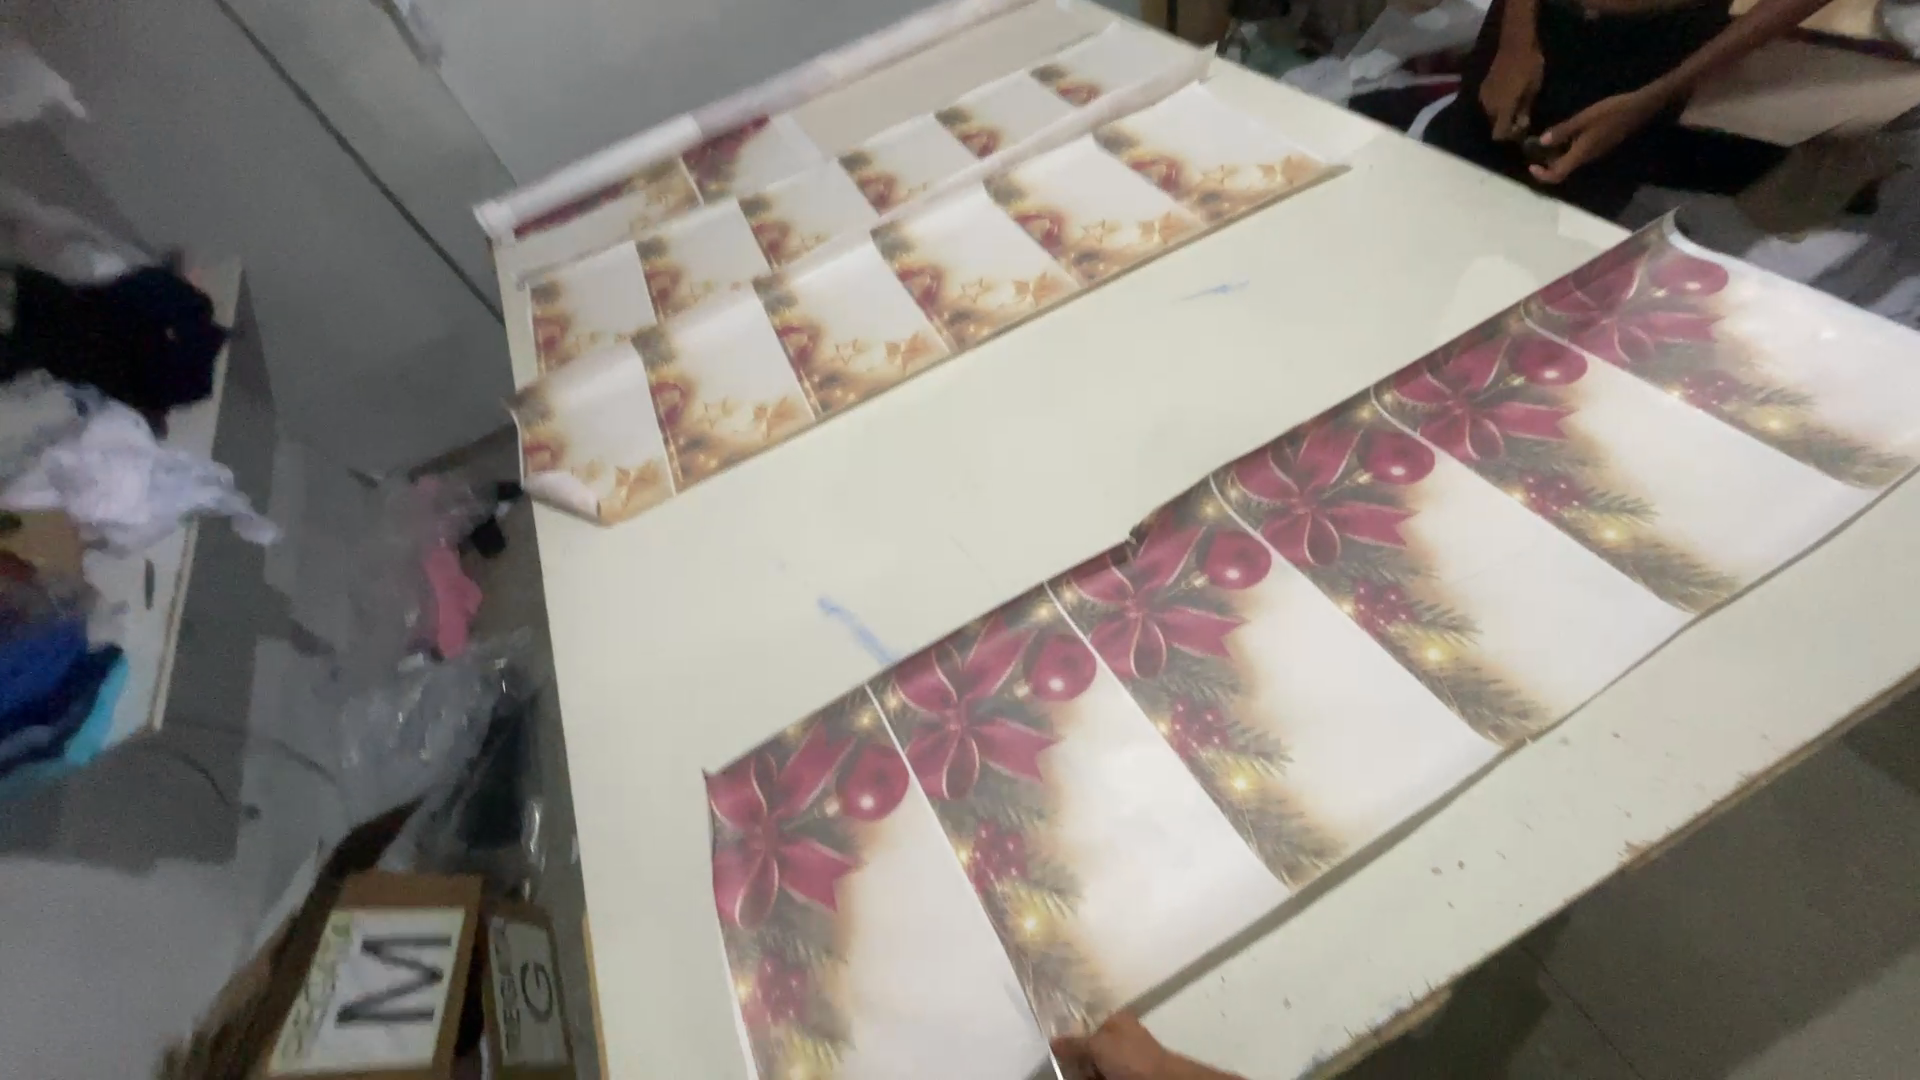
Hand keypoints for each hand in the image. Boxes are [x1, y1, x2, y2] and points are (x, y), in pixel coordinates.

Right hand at [1052, 1013, 1175, 1079]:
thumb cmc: (1130, 1058)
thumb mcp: (1098, 1046)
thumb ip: (1075, 1044)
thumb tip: (1052, 1041)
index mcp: (1116, 1019)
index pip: (1087, 1019)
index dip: (1071, 1030)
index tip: (1055, 1043)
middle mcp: (1120, 1036)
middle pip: (1090, 1044)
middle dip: (1075, 1055)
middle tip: (1060, 1063)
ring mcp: (1124, 1059)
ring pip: (1096, 1063)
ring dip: (1083, 1070)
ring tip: (1070, 1074)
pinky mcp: (1126, 1076)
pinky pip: (1103, 1074)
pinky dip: (1093, 1076)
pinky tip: (1084, 1078)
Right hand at [1479, 43, 1543, 141]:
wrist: (1514, 44)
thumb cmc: (1529, 65)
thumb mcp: (1534, 88)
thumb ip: (1525, 109)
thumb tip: (1521, 124)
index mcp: (1502, 109)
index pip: (1499, 134)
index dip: (1509, 136)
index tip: (1519, 130)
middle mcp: (1489, 108)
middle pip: (1495, 125)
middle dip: (1506, 124)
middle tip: (1520, 116)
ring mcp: (1483, 100)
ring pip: (1491, 115)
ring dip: (1501, 114)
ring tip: (1514, 104)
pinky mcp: (1482, 91)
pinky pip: (1488, 104)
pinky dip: (1497, 104)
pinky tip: (1507, 94)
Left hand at [1530, 89, 1664, 184]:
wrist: (1643, 106)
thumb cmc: (1612, 111)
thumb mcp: (1583, 119)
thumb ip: (1562, 131)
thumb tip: (1541, 141)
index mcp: (1580, 155)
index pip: (1556, 175)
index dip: (1541, 175)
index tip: (1531, 166)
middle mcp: (1587, 158)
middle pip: (1562, 170)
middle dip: (1547, 163)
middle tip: (1537, 150)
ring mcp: (1596, 153)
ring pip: (1571, 161)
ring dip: (1557, 156)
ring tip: (1549, 142)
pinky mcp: (1602, 146)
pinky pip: (1580, 153)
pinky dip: (1568, 149)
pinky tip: (1567, 135)